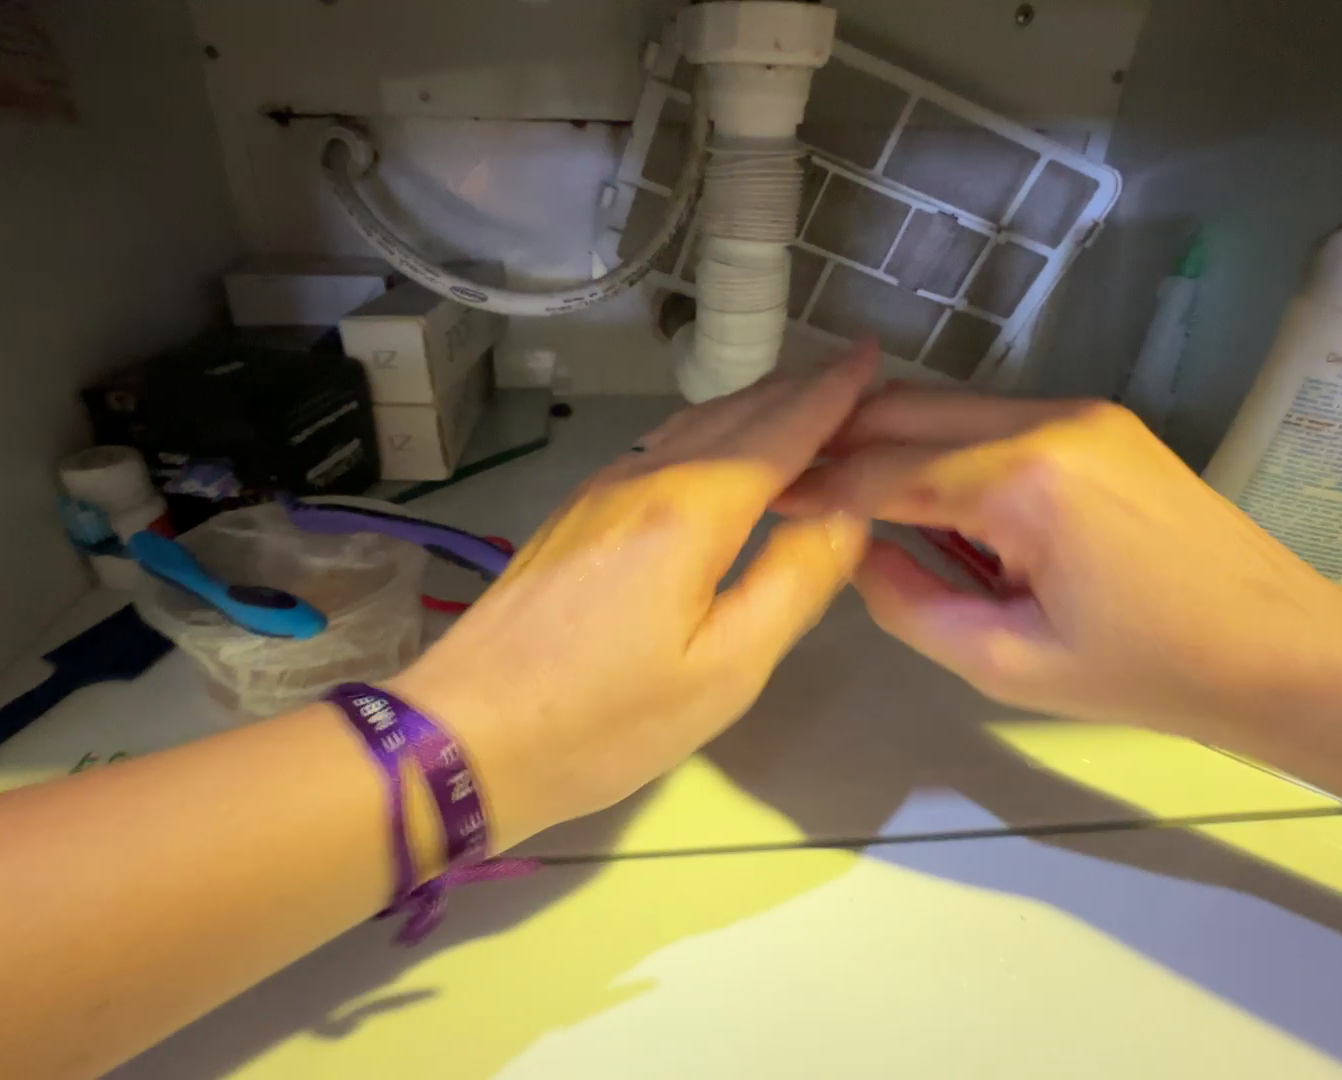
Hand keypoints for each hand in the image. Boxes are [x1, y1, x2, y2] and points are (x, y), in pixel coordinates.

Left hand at [386, 345, 877, 847]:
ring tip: (797, 404)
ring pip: (691, 426)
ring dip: (751, 408)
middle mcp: (644, 477)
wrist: (468, 735)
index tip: (872, 354)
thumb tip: (847, 508)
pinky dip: (706, 435)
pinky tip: (715, 450)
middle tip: (850, 377)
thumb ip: (796, 579)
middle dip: (798, 390)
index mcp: (692, 508)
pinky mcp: (574, 514)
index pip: (782, 429)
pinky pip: (657, 449)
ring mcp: (599, 491)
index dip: (833, 392)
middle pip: (736, 414)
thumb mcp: (727, 668)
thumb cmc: (607, 718)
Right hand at [776, 385, 1341, 736]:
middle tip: (790, 475)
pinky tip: (917, 485)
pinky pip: (982, 419)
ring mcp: (1075, 409)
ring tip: (840, 480)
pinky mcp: (1092, 417)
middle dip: (838, 440)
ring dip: (883, 438)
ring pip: (940, 405)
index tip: (766, 494)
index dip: (817, 485)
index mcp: (1024, 484)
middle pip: (904, 410)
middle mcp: (1046, 421)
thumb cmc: (1142, 673)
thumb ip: (906, 602)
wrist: (1285, 649)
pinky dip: (932, 444)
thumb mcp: (1002, 661)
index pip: (884, 471)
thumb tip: (856, 550)